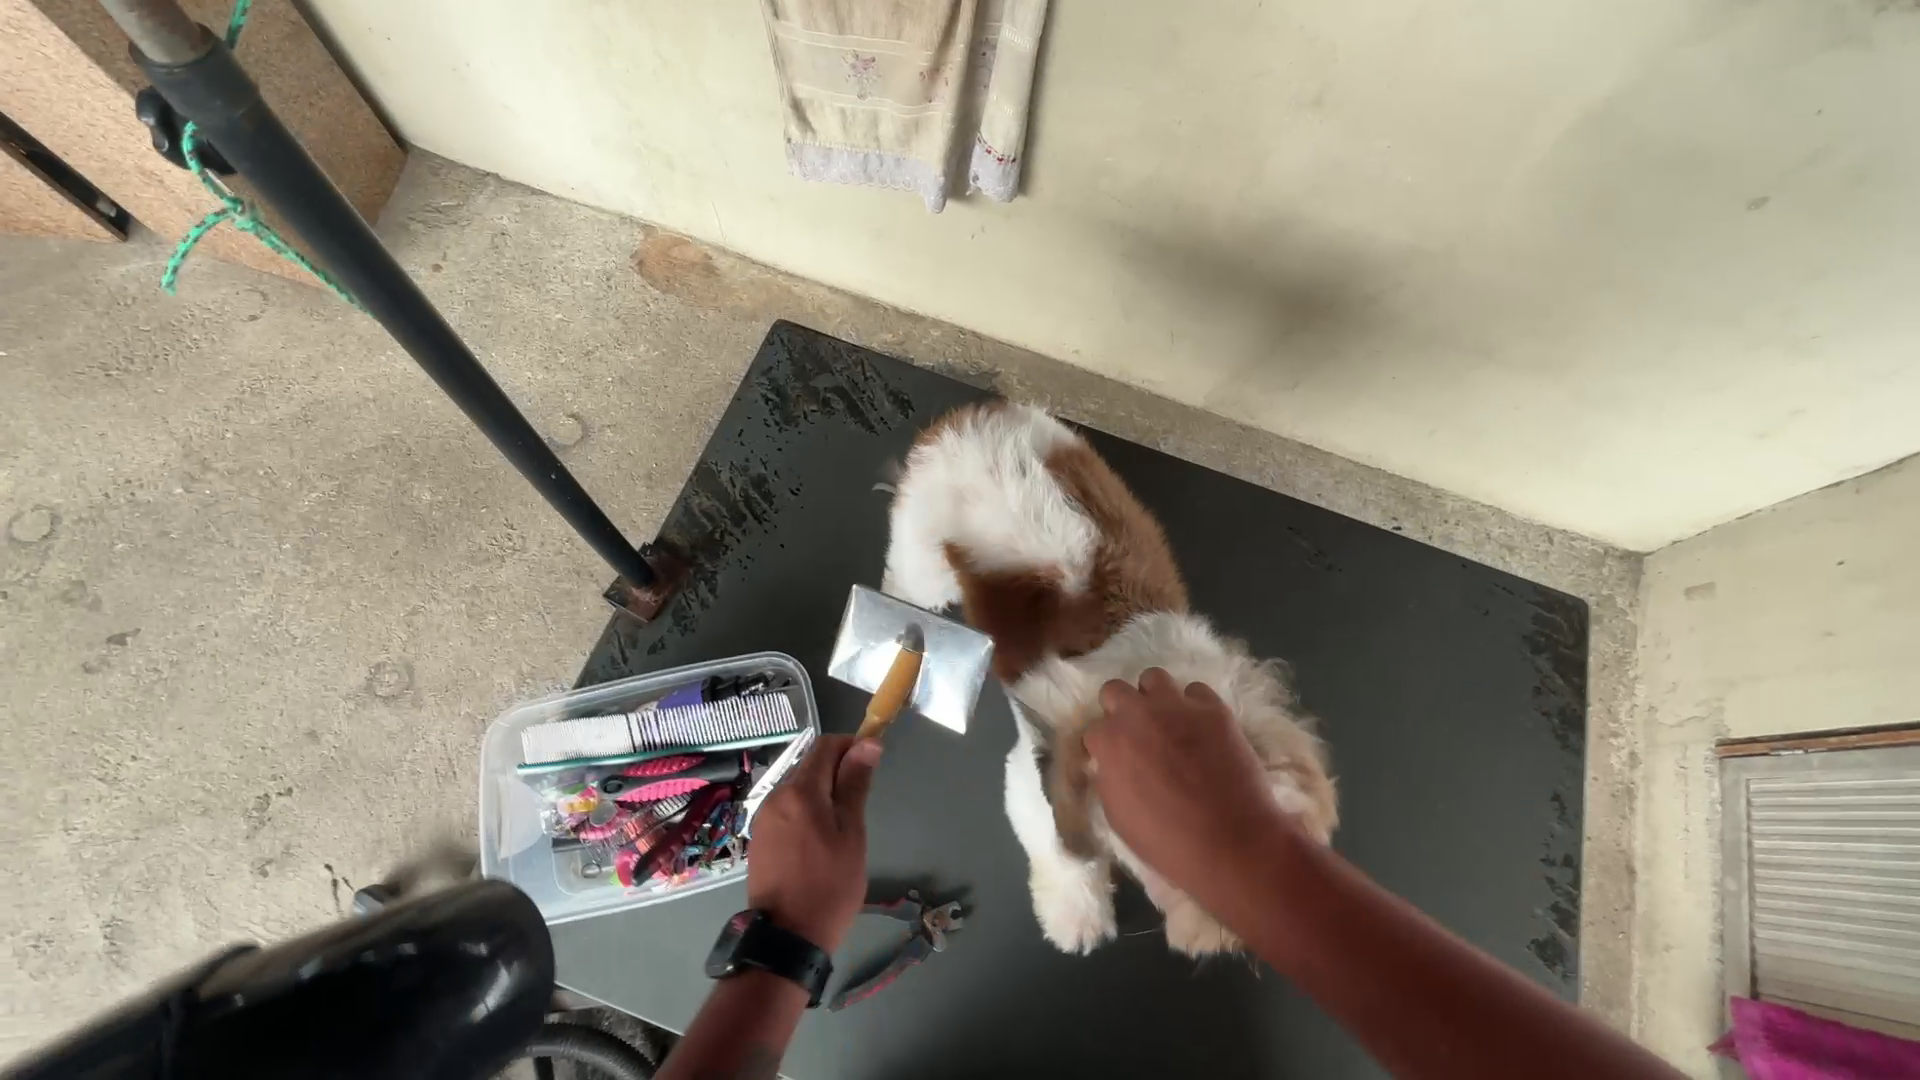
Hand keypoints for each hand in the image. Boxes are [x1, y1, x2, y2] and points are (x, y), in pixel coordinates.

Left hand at [746, 735, 881, 951]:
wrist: (786, 939)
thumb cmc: (829, 885)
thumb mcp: (851, 833)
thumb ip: (855, 784)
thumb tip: (868, 743)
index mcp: (800, 791)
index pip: (826, 745)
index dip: (851, 746)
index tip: (871, 764)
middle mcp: (775, 796)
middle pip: (810, 764)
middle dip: (838, 770)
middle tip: (860, 801)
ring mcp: (764, 817)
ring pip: (798, 787)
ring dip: (822, 792)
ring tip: (843, 825)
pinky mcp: (760, 837)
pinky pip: (787, 808)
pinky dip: (806, 810)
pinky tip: (819, 839)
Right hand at [1083, 669, 1294, 906]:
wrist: (1230, 842)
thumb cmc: (1167, 841)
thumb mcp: (1117, 816)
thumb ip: (1108, 778)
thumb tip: (1110, 764)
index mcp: (1110, 741)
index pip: (1094, 729)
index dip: (1104, 746)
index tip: (1115, 759)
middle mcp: (1137, 714)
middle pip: (1115, 690)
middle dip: (1120, 709)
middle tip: (1136, 733)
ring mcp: (1177, 706)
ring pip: (1153, 678)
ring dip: (1154, 697)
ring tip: (1167, 719)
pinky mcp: (1213, 709)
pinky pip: (1197, 691)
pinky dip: (1195, 706)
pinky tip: (1202, 728)